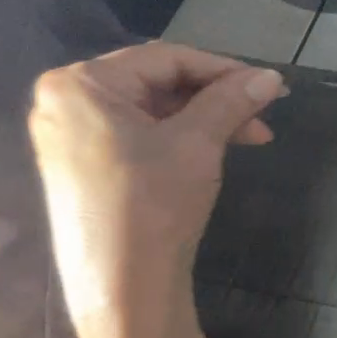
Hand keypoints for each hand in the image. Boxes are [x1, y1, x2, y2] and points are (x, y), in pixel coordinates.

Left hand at [28, 43, 284, 327]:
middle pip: (156, 83)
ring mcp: (70, 134)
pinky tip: (211, 154)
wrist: (123, 278)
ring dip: (204, 119)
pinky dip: (180, 138)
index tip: (271, 88)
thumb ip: (231, 103)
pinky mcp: (84, 165)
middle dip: (216, 98)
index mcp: (82, 84)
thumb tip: (269, 77)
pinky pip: (138, 135)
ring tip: (248, 141)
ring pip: (151, 111)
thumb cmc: (153, 201)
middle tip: (264, 121)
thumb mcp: (198, 145)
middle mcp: (65, 100)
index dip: (224, 70)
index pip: (165, 59)